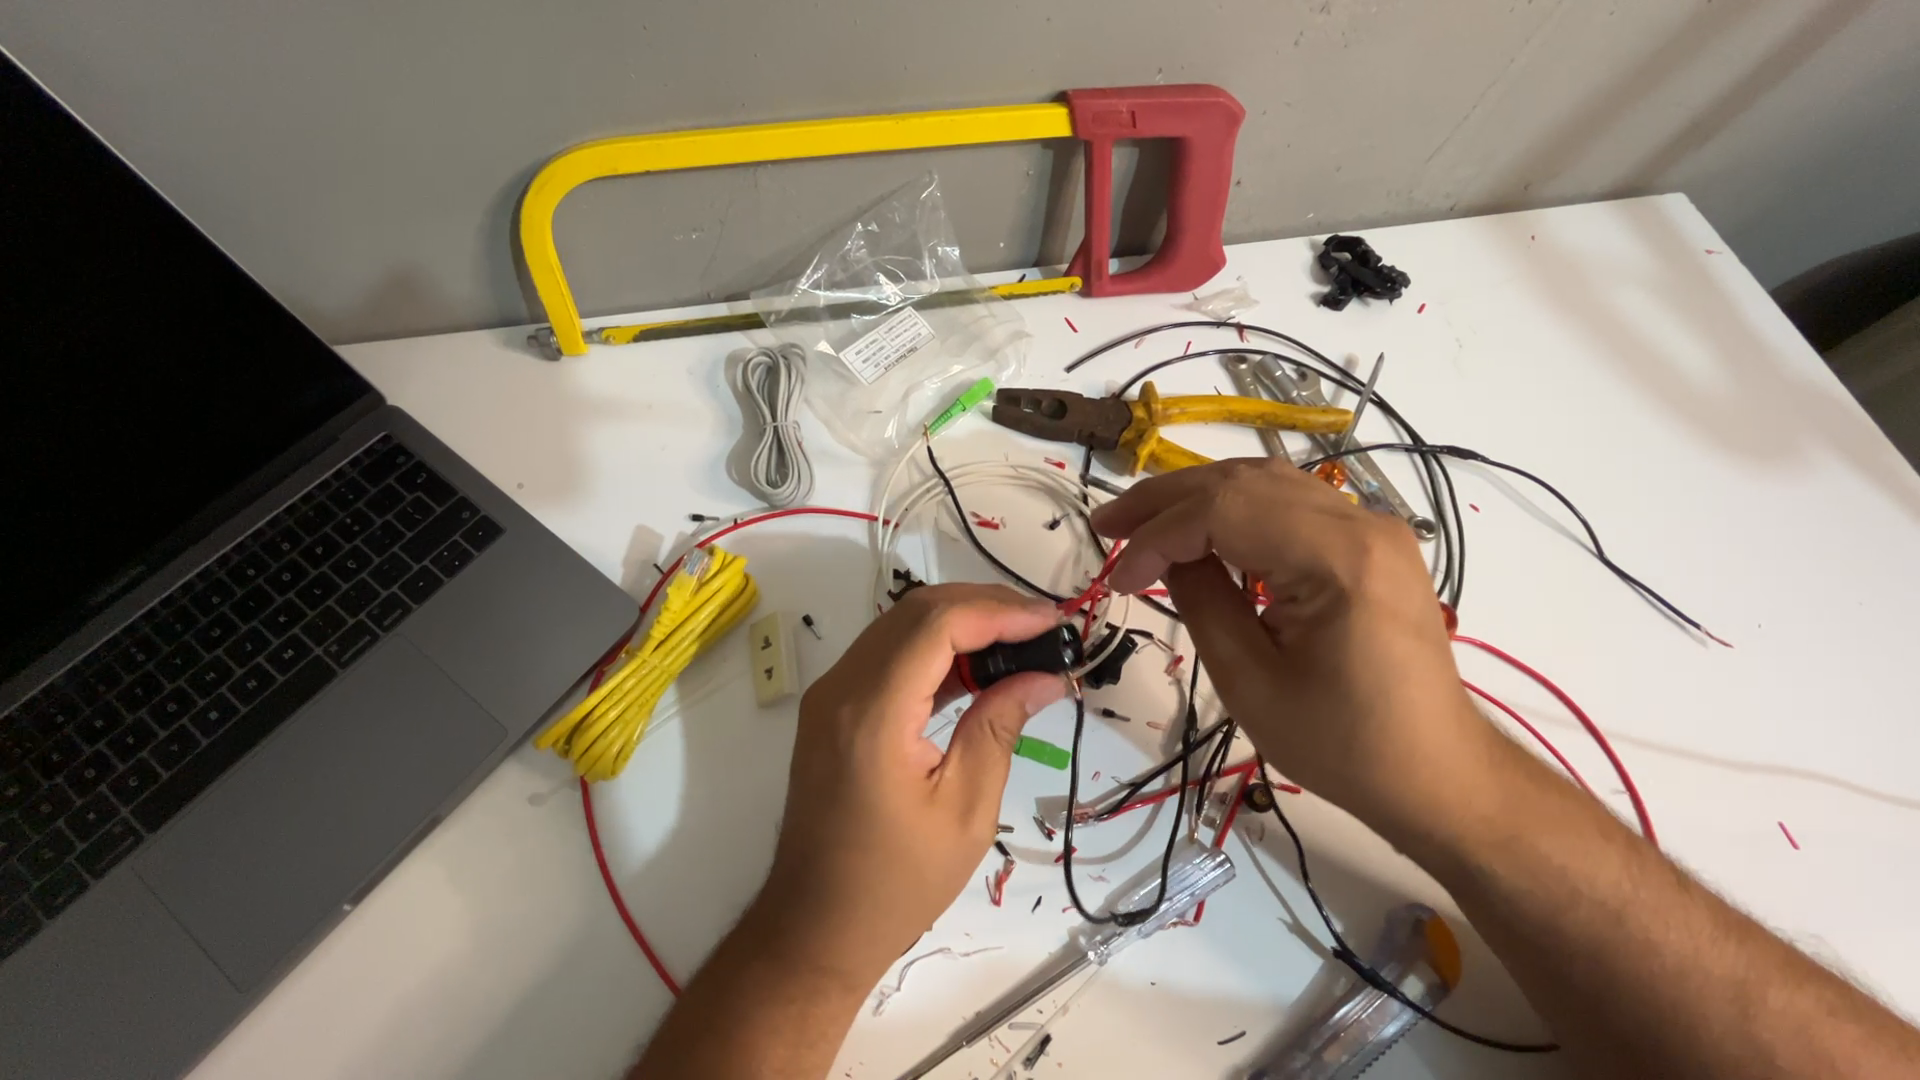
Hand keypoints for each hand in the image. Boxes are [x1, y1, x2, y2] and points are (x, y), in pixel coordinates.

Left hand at [760, 584, 1066, 980]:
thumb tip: (1044, 676)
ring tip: (1019, 640)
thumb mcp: (965, 809)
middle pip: (915, 613)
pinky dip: (933, 650)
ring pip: (900, 627)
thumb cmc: (897, 882)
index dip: (998, 612)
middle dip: (983, 607)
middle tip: (1041, 625)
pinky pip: (887, 655)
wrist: (816, 926)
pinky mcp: (832, 708)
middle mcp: (842, 688)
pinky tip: (976, 667)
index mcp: (873, 713)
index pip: (936, 625)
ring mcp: (831, 695)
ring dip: (960, 623)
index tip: (1050, 622)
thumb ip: (999, 726)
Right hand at [1091, 459, 1493, 837]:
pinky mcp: (1371, 542)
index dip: (1158, 535)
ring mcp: (1372, 527)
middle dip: (1165, 500)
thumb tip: (1163, 553)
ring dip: (1196, 498)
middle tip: (1107, 526)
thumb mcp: (1250, 680)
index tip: (1120, 579)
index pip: (1223, 510)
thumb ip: (1201, 599)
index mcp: (1337, 558)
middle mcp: (1361, 523)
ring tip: (1141, 525)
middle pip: (1242, 480)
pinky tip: (1201, 534)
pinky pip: (1289, 503)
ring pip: (1264, 481)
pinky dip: (1234, 510)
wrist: (1435, 772)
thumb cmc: (1341, 743)